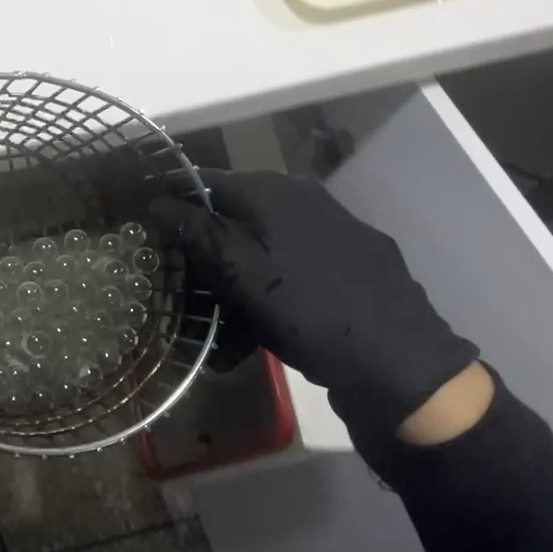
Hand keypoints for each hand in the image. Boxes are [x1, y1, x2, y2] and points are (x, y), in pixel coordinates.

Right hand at [149, 169, 477, 436]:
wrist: (405, 368)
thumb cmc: (311, 312)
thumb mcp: (241, 272)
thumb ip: (196, 231)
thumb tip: (156, 201)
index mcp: (274, 191)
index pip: (202, 183)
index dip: (172, 207)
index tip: (147, 237)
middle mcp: (303, 199)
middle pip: (232, 216)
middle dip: (203, 251)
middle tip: (179, 290)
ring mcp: (332, 232)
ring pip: (261, 246)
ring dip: (233, 277)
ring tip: (214, 322)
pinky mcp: (350, 266)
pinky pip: (291, 268)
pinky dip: (267, 290)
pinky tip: (257, 328)